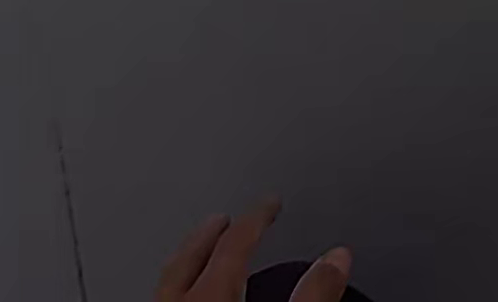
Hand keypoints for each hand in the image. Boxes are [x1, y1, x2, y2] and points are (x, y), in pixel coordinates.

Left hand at [156, 199, 352, 301]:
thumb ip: (312, 298)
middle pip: (186, 263)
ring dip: (182, 271)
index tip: (269, 206)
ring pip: (160, 294)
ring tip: (194, 262)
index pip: (237, 241)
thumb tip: (336, 258)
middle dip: (208, 238)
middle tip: (223, 221)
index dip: (257, 217)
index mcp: (210, 300)